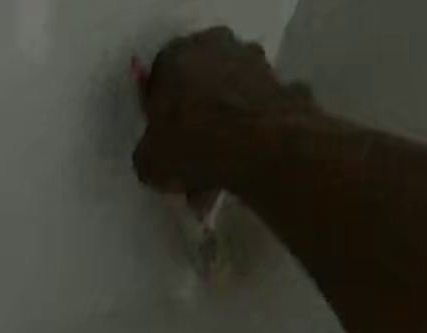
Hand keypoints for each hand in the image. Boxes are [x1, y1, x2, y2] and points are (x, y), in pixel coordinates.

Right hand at [132, 26, 319, 195]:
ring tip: (210, 191)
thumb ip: (149, 154)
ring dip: (216, 148)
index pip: (158, 86)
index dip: (159, 122)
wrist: (256, 145)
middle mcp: (215, 48)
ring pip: (224, 112)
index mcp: (175, 57)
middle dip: (191, 137)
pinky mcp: (279, 86)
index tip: (161, 149)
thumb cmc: (190, 145)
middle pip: (195, 97)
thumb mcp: (148, 163)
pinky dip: (242, 147)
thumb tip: (157, 159)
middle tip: (186, 173)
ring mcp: (252, 64)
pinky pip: (249, 123)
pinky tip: (233, 179)